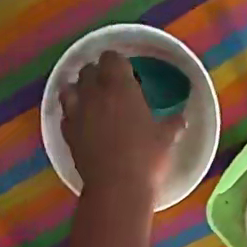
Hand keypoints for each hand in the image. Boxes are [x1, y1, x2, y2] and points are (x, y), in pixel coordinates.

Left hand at [60, 51, 182, 198]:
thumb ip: (173, 124)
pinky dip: (71, 115)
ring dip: (78, 91)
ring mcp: (77, 113)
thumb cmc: (146, 158)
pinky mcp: (67, 134)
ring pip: (69, 89)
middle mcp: (94, 93)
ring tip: (89, 101)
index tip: (126, 74)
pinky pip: (64, 115)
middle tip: (109, 88)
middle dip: (97, 74)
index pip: (111, 58)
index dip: (117, 64)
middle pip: (88, 70)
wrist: (117, 188)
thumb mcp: (166, 139)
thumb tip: (181, 119)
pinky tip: (81, 123)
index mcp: (120, 86)